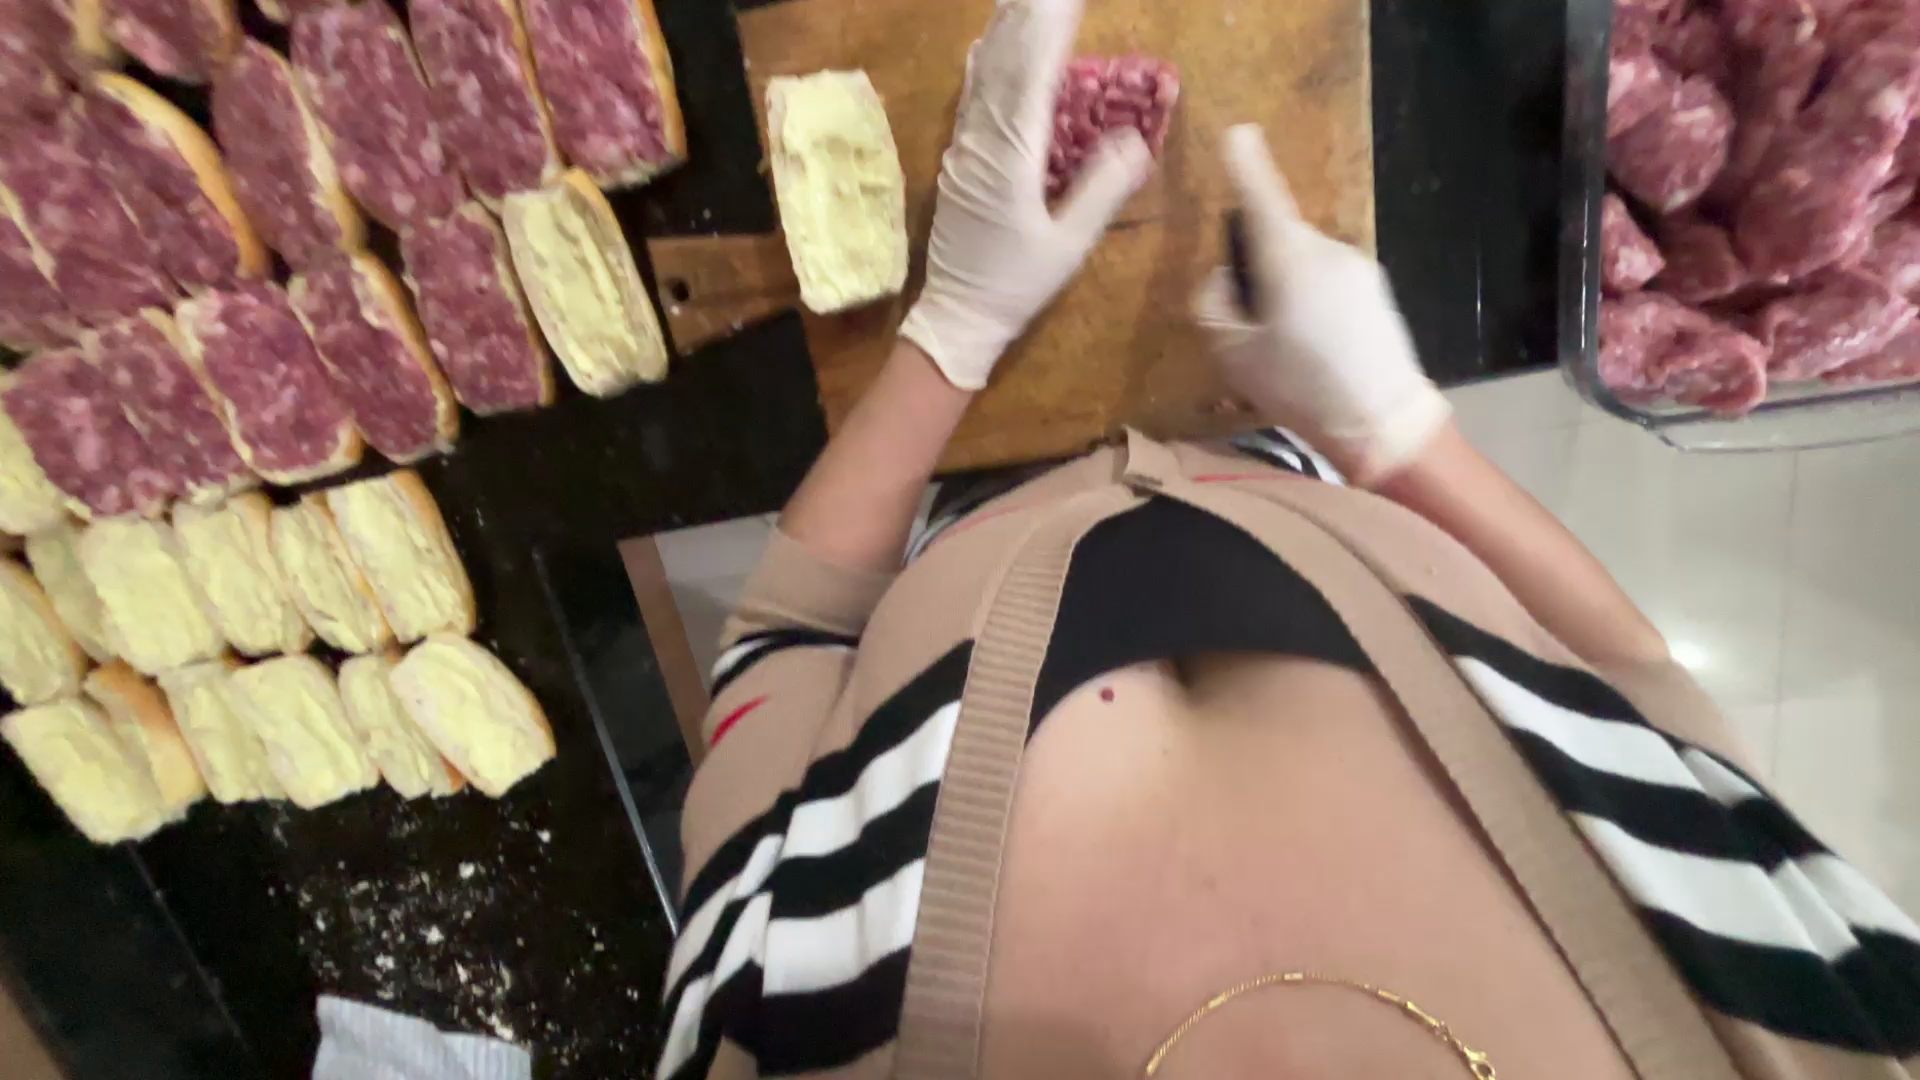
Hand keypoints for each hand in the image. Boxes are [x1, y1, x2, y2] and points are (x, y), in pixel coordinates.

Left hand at [899, 0, 1153, 390]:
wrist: (958, 316)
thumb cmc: (1015, 287)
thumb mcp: (1069, 246)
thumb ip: (1101, 190)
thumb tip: (1135, 139)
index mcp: (1011, 156)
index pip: (1034, 69)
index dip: (1054, 20)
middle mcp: (980, 141)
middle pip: (1004, 58)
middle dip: (1031, 11)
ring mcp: (962, 150)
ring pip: (983, 73)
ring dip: (1008, 27)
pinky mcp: (956, 163)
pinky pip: (971, 97)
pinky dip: (986, 61)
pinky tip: (989, 43)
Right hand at [1194, 125, 1450, 484]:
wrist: (1378, 419)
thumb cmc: (1296, 387)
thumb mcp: (1231, 354)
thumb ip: (1213, 303)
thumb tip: (1222, 275)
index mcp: (1288, 261)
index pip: (1262, 200)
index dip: (1247, 167)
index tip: (1238, 134)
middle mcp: (1326, 251)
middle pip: (1278, 237)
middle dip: (1256, 262)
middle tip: (1245, 319)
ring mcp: (1356, 267)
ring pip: (1301, 261)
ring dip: (1282, 286)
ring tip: (1280, 343)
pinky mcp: (1374, 288)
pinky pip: (1325, 279)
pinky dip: (1306, 299)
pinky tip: (1308, 346)